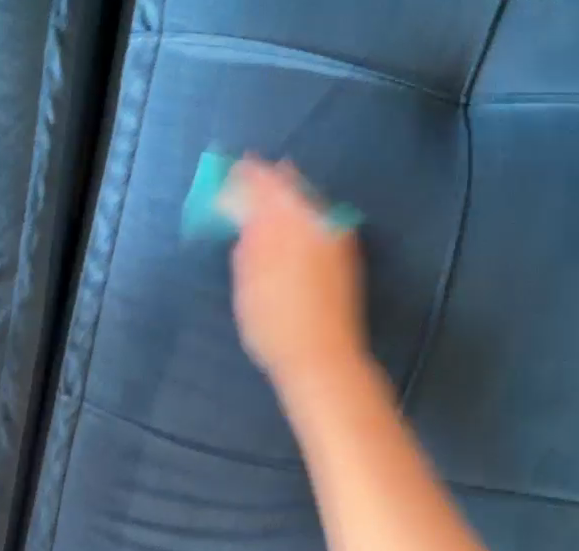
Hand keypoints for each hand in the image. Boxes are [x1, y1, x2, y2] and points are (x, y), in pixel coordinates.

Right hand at [229, 157, 371, 391]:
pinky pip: (319, 223)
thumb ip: (248, 244)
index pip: (267, 187)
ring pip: (308, 206)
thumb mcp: (249, 284)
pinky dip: (302, 218)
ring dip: (287, 199)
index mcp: (289, 225)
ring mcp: (335, 240)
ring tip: (270, 196)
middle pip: (292, 191)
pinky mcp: (344, 258)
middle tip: (251, 176)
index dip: (249, 175)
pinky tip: (292, 227)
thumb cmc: (275, 325)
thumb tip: (247, 218)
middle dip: (271, 184)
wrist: (321, 356)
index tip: (235, 166)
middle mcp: (316, 224)